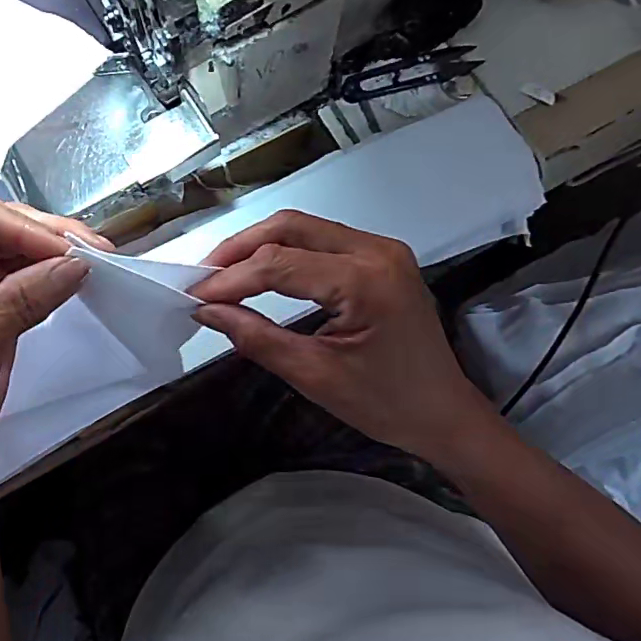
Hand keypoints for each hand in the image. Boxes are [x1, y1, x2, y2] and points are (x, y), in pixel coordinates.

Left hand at [0, 196, 107, 475]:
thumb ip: (25, 298)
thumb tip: (75, 265)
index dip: (25, 229)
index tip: (67, 250)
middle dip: (45, 236)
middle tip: (91, 248)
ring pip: (14, 245)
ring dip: (53, 251)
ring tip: (92, 258)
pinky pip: (21, 271)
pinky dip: (49, 272)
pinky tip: (73, 275)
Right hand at [188, 210, 494, 457]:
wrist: (444, 414)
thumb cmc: (386, 403)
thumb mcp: (314, 375)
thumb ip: (256, 338)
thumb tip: (208, 311)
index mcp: (366, 281)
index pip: (279, 264)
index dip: (230, 278)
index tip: (195, 296)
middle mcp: (376, 251)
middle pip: (289, 227)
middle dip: (239, 248)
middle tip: (204, 276)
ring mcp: (381, 249)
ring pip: (302, 227)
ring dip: (258, 245)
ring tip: (223, 273)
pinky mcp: (379, 256)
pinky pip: (320, 239)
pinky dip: (283, 251)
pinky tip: (260, 271)